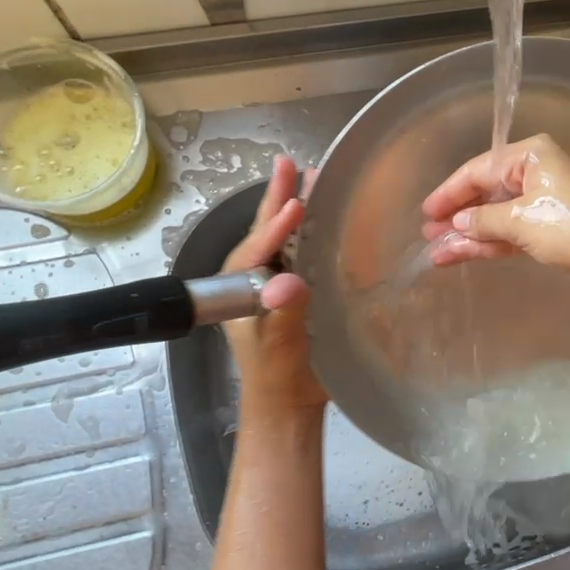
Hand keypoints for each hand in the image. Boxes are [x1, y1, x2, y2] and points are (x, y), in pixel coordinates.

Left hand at [223, 155, 324, 410]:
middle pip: (266, 231)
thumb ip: (282, 310)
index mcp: (239, 286)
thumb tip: (287, 282)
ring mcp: (273, 286)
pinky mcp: (295, 295)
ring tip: (313, 180)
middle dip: (280, 197)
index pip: (257, 247)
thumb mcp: (279, 343)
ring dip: (297, 209)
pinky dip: (313, 234)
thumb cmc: (278, 375)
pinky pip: (301, 257)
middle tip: (292, 164)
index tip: (296, 202)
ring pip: (283, 240)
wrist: (288, 405)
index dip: (276, 224)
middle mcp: (254, 279)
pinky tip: (330, 223)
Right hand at [419, 134, 569, 298]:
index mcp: (532, 155)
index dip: (450, 192)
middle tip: (429, 235)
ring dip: (471, 235)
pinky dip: (492, 244)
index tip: (426, 212)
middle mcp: (540, 172)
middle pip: (488, 192)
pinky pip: (515, 232)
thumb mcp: (522, 221)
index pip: (479, 169)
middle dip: (458, 216)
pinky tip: (466, 254)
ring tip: (439, 252)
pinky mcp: (556, 230)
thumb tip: (458, 223)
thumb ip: (485, 221)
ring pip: (500, 216)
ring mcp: (549, 201)